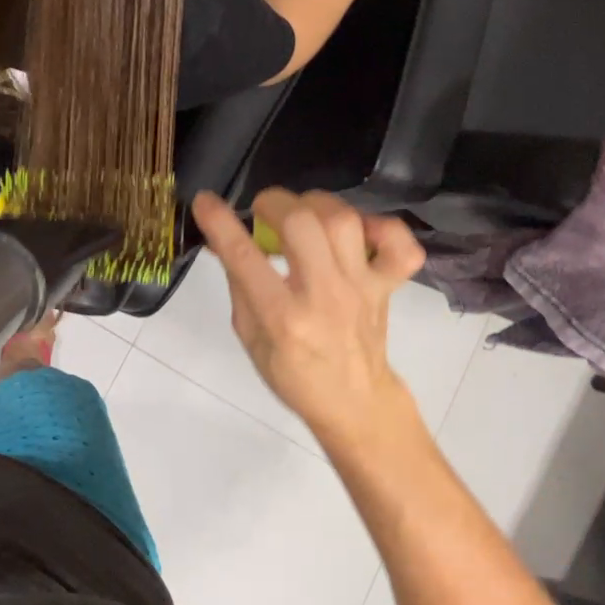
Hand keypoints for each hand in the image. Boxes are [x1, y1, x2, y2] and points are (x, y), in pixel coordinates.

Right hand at [191, 189, 425, 445]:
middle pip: (301, 223)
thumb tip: (223, 240)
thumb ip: (239, 284)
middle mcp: (323, 296)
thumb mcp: (248, 335)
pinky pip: (400, 246)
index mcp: (281, 316)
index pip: (243, 256)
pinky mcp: (387, 287)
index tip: (204, 201)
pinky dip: (381, 228)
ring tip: (301, 213)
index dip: (219, 221)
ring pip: (344, 221)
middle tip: (261, 210)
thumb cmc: (291, 373)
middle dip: (273, 202)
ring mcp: (360, 289)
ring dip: (315, 204)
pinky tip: (357, 231)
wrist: (355, 403)